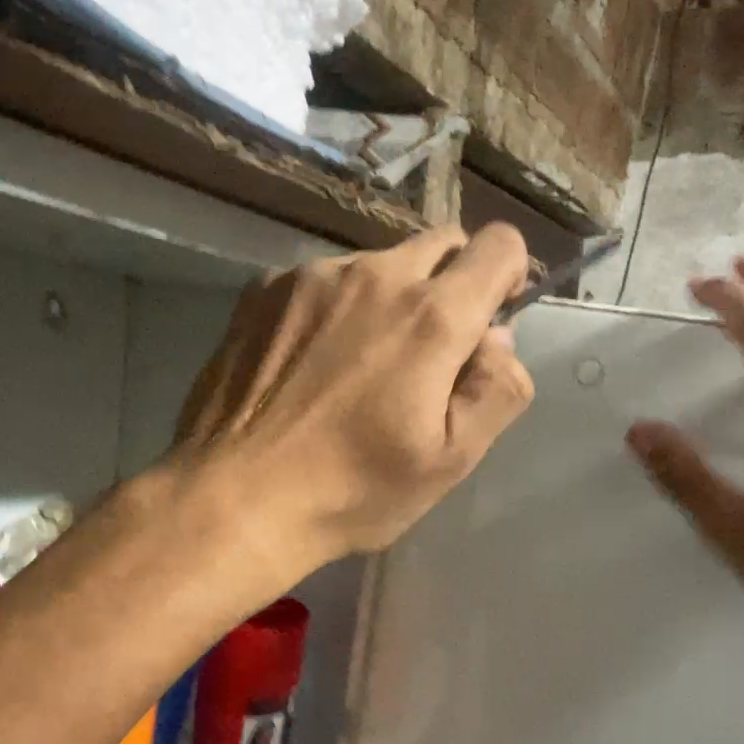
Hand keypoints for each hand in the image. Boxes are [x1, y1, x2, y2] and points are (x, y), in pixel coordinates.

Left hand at [166, 224, 532, 583]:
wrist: (235, 498)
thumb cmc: (353, 490)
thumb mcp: (450, 460)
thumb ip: (497, 389)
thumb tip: (498, 339)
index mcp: (430, 316)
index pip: (499, 246)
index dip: (508, 276)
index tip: (489, 323)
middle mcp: (373, 275)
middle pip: (440, 244)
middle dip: (451, 286)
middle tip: (428, 356)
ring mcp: (310, 276)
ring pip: (377, 265)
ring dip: (388, 300)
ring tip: (358, 369)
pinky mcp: (263, 290)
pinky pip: (323, 281)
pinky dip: (334, 310)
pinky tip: (310, 367)